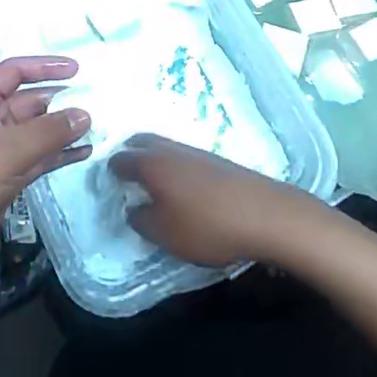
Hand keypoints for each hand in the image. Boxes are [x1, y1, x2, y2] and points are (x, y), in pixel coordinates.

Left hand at [0, 56, 89, 277]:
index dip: (44, 66)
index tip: (77, 69)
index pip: (13, 72)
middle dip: (59, 100)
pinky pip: (36, 157)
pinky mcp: (3, 178)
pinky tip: (83, 152)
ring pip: (34, 131)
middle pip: (27, 101)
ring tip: (97, 126)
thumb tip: (85, 114)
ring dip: (62, 129)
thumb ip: (50, 131)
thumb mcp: (9, 151)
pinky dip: (57, 154)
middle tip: (96, 102)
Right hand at [108, 133, 322, 267]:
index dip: (111, 170)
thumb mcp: (165, 234)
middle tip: (127, 172)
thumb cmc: (207, 225)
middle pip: (142, 142)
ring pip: (165, 148)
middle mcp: (169, 150)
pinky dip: (176, 166)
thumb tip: (133, 208)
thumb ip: (141, 220)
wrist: (268, 216)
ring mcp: (196, 152)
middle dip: (131, 153)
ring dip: (155, 159)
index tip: (108, 183)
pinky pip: (185, 157)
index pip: (120, 159)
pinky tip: (184, 187)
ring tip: (154, 182)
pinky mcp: (218, 161)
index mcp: (150, 163)